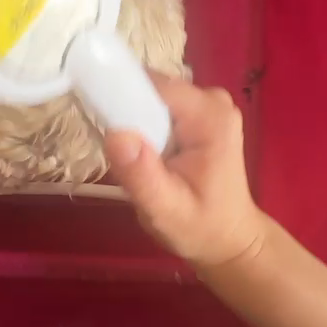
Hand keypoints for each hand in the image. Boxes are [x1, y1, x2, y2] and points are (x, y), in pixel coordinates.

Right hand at [103, 74, 271, 268]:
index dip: (121, 97)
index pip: (153, 86)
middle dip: (128, 115)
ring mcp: (207, 104)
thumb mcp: (165, 211)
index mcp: (210, 117)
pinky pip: (158, 105)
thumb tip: (116, 134)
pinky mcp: (198, 112)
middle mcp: (212, 101)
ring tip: (135, 159)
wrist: (229, 240)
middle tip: (121, 155)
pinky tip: (147, 154)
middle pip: (151, 88)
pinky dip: (145, 125)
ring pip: (151, 96)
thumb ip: (141, 175)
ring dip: (135, 122)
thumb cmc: (200, 228)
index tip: (97, 119)